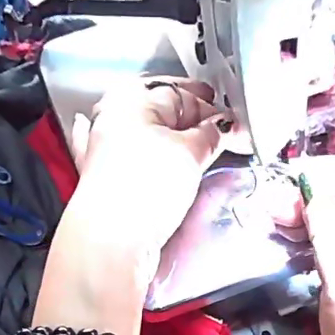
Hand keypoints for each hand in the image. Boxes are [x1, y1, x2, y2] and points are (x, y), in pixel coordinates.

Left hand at [57, 78, 226, 291]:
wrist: (110, 242)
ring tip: (197, 155)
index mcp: (129, 99)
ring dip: (170, 143)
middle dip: (190, 124)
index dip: (210, 108)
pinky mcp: (104, 187)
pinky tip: (155, 167)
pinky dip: (145, 165)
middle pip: (160, 115)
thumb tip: (223, 126)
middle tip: (220, 136)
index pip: (180, 92)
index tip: (232, 123)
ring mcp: (103, 155)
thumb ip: (211, 135)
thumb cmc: (141, 191)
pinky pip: (130, 166)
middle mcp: (111, 122)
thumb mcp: (190, 154)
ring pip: (144, 139)